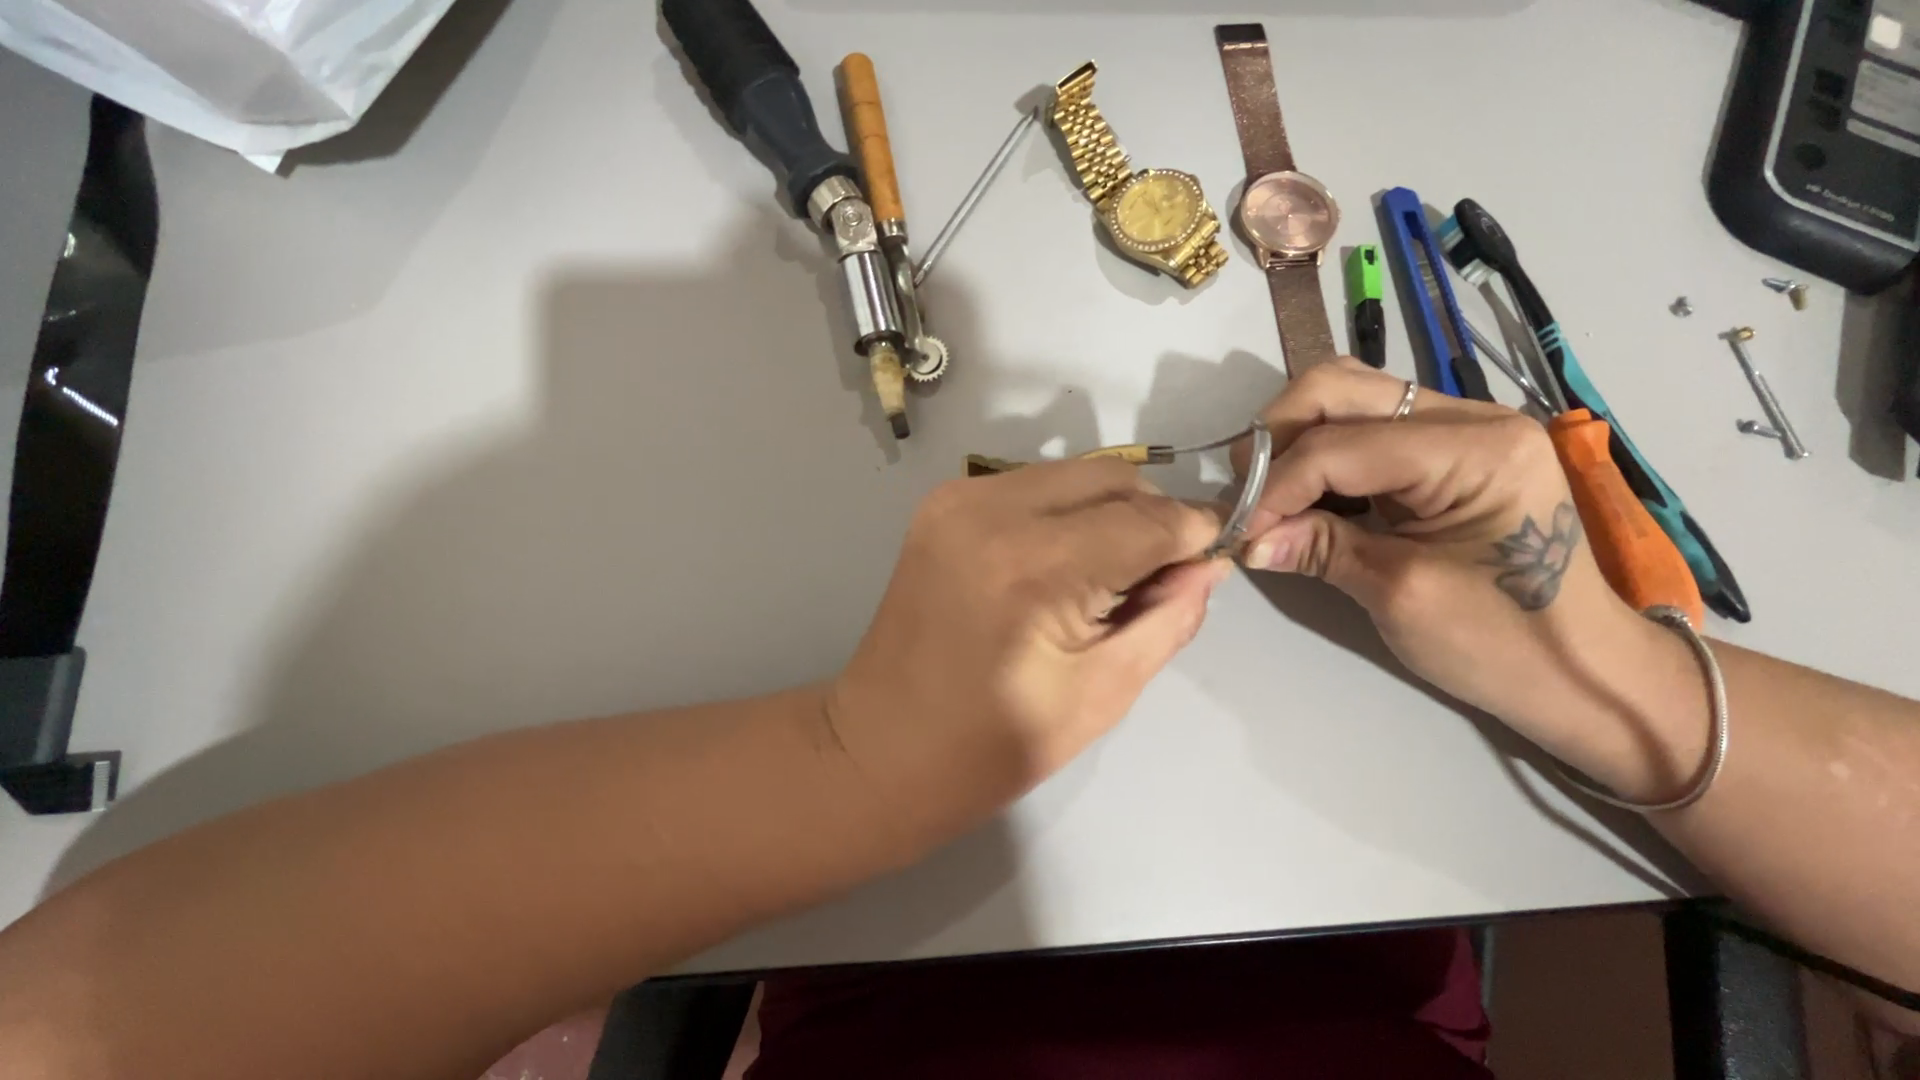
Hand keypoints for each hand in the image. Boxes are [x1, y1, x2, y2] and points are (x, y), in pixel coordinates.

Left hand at [828, 459, 1227, 849]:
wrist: (884, 746)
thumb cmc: (994, 743)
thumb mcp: (1104, 692)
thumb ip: (1169, 617)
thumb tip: (1208, 565)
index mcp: (1035, 564)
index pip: (1148, 520)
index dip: (1195, 534)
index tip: (1221, 554)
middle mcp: (993, 508)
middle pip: (1112, 479)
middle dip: (1154, 517)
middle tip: (1164, 573)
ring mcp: (960, 499)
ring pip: (1073, 475)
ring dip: (1110, 511)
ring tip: (1112, 573)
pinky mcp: (943, 504)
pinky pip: (1032, 486)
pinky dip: (1065, 511)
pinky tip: (1066, 562)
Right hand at [1231, 360, 1701, 797]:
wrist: (1582, 670)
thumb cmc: (1502, 641)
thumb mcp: (1401, 596)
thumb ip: (1320, 549)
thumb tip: (1245, 538)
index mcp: (1477, 450)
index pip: (1342, 445)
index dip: (1277, 484)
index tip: (1238, 530)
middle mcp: (1472, 416)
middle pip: (1340, 387)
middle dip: (1278, 437)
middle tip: (1248, 497)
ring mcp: (1462, 426)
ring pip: (1348, 397)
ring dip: (1296, 440)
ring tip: (1271, 496)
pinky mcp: (1448, 448)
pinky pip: (1365, 426)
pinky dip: (1323, 454)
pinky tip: (1308, 497)